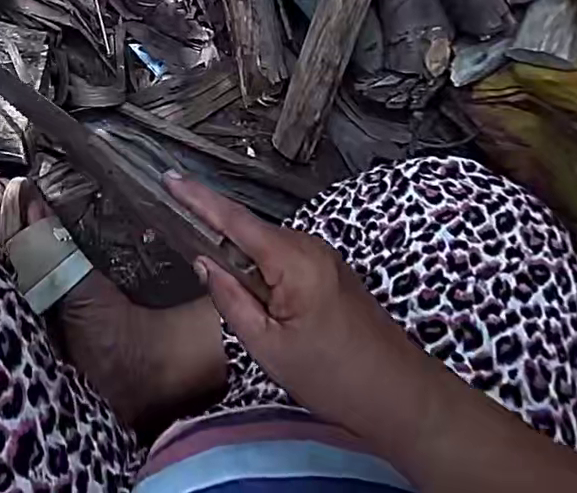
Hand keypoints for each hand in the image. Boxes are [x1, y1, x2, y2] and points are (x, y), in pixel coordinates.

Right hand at [165, 171, 422, 425]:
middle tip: (191, 252)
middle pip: (246, 229)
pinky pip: (280, 254)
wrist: (407, 400)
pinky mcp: (327, 266)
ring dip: (240, 257)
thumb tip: (204, 262)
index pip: (233, 219)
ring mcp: (320, 253)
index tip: (169, 177)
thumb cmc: (336, 378)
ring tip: (233, 290)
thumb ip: (230, 299)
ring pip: (262, 243)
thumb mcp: (269, 348)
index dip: (197, 196)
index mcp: (292, 260)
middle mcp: (307, 245)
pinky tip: (260, 296)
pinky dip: (259, 265)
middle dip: (216, 235)